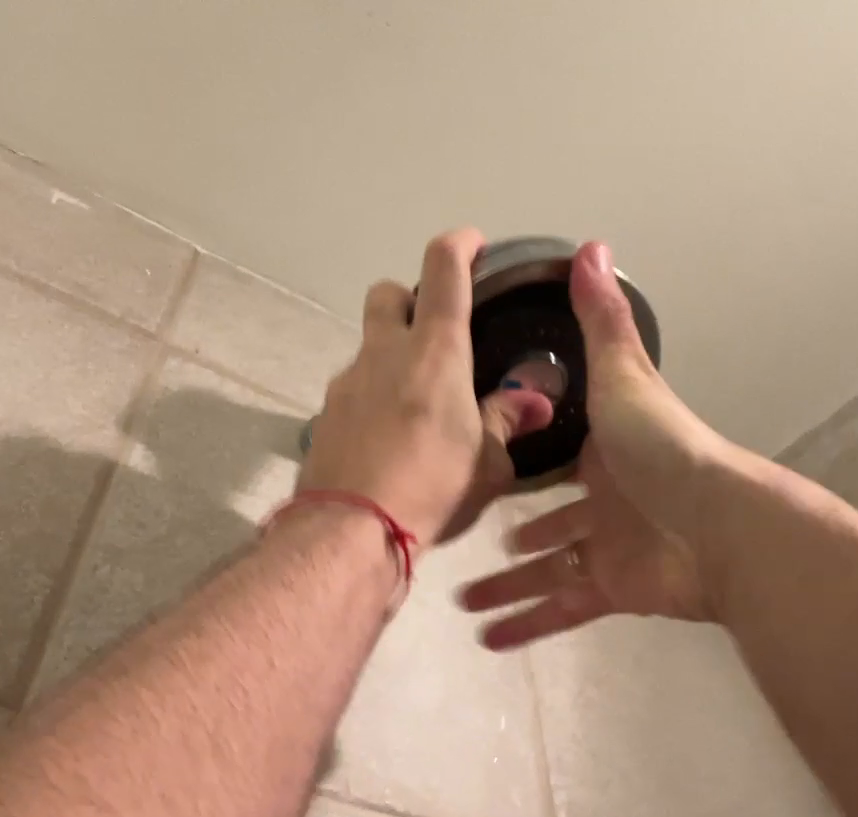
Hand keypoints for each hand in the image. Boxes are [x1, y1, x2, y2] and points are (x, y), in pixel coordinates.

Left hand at [299, 229, 552, 542]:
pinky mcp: (322, 417)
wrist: (351, 530)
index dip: (459, 245)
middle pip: (387, 295)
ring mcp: (346, 384)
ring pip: (367, 348)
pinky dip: (369, 401)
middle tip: (433, 336)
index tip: (471, 244)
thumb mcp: (487, 463)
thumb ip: (506, 422)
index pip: (443, 269)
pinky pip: (350, 392)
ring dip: (389, 360)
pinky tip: (384, 440)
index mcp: (435, 352)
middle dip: (409, 299)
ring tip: (413, 406)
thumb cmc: (433, 489)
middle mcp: (384, 354)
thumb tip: (535, 401)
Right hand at [460, 242, 732, 646]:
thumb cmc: (663, 452)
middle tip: (457, 543)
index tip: (476, 474)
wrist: (721, 529)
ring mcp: (610, 551)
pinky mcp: (616, 593)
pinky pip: (563, 611)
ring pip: (545, 572)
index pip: (554, 460)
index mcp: (604, 453)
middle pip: (545, 523)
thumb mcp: (623, 379)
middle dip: (504, 538)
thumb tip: (590, 247)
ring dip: (504, 587)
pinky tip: (490, 640)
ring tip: (460, 601)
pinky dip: (528, 626)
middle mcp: (606, 502)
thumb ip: (601, 325)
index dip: (518, 467)